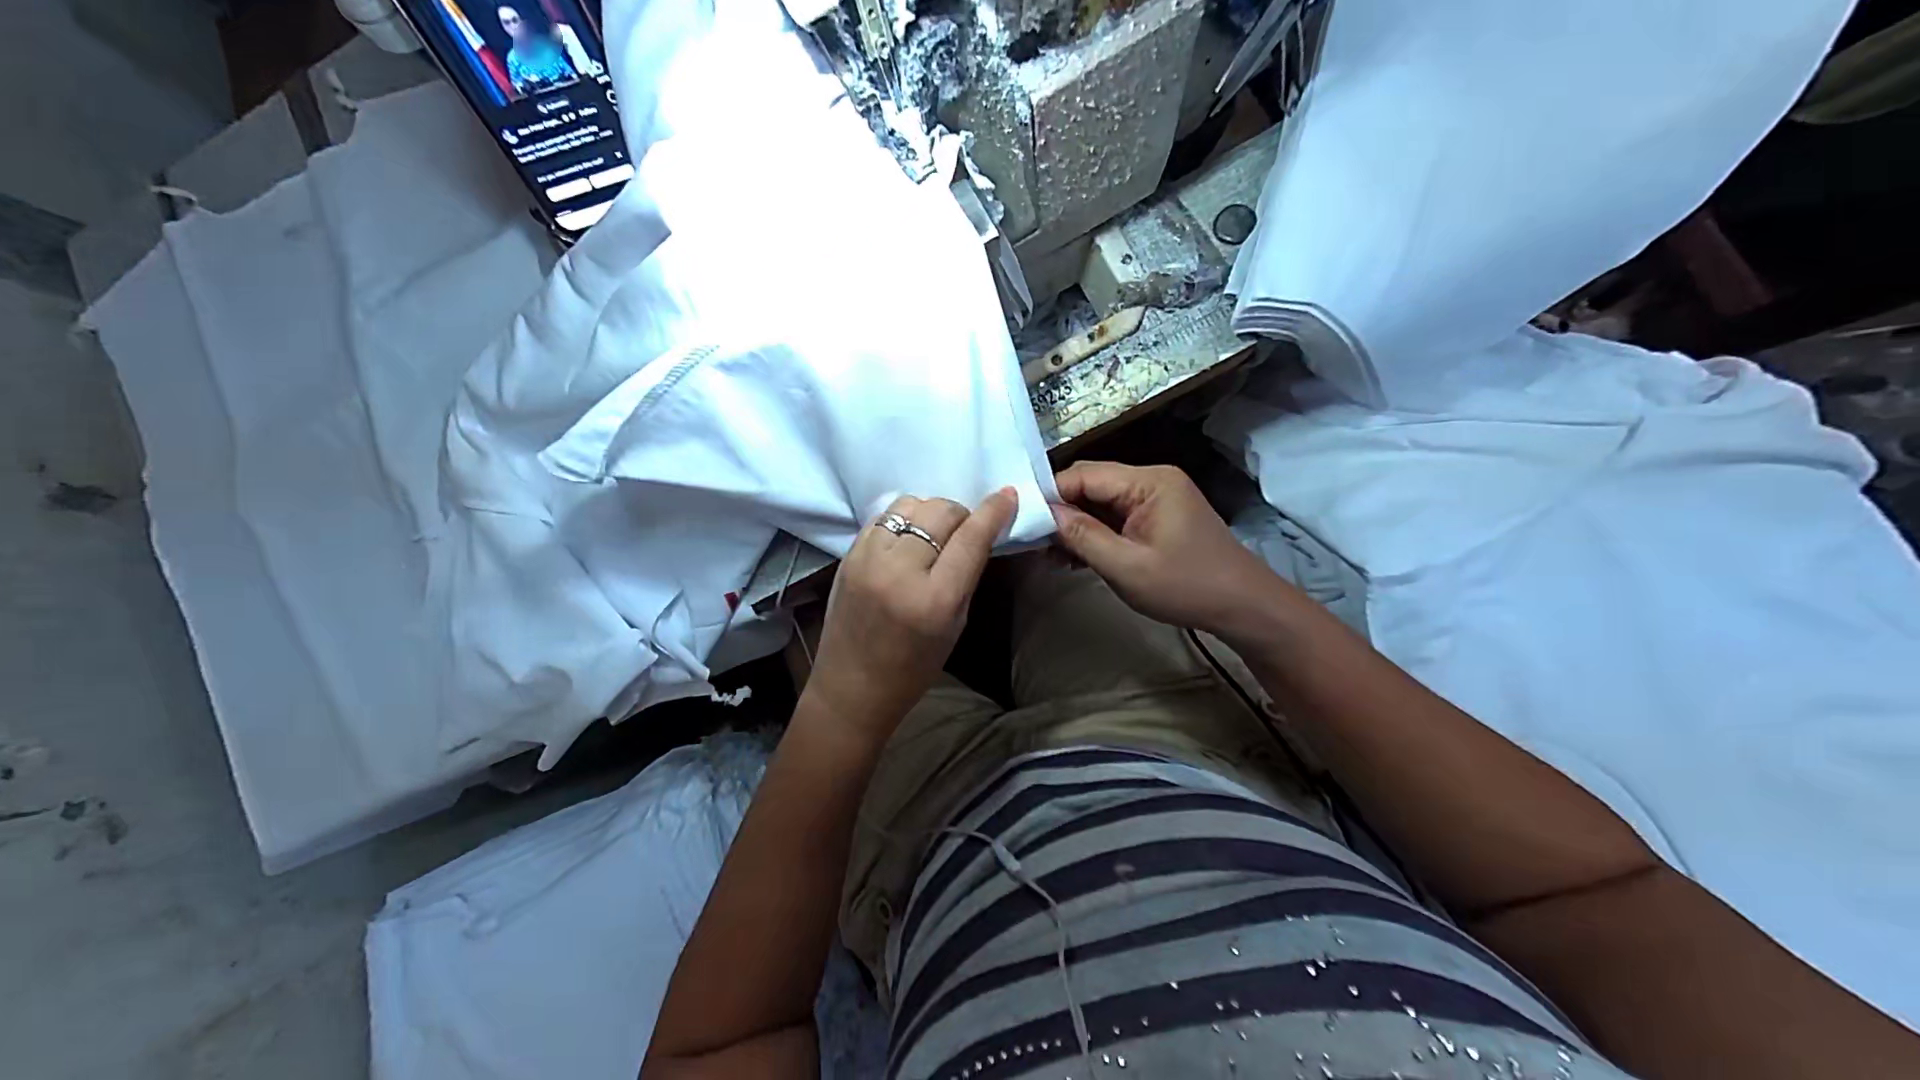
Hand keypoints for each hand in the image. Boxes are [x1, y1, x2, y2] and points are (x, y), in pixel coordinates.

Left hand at [805, 488, 1018, 737]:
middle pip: (941, 512)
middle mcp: (900, 571)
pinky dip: (901, 520)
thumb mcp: (956, 624)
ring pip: (910, 505)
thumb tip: (979, 533)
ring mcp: (868, 560)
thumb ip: (967, 575)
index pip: (971, 538)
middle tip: (964, 530)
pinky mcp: (848, 555)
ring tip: (932, 534)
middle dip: (961, 515)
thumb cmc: (914, 667)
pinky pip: (882, 516)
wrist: (852, 686)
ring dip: (929, 513)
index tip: (1006, 495)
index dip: (993, 511)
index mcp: (936, 599)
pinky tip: (906, 539)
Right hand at [1051, 462, 1289, 638]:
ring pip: (1100, 503)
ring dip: (1075, 527)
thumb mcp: (1127, 566)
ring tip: (1048, 555)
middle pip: (1091, 485)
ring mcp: (1155, 498)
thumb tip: (1045, 515)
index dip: (1051, 496)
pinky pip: (1115, 518)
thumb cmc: (1186, 586)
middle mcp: (1151, 480)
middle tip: (1032, 541)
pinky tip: (1073, 558)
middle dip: (1060, 512)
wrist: (1242, 606)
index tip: (1022, 520)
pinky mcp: (1156, 517)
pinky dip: (1094, 535)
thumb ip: (1083, 537)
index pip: (1084, 475)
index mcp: (1148, 482)